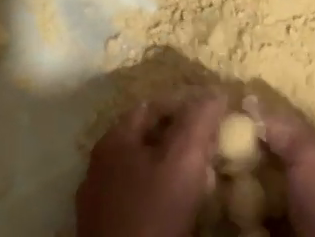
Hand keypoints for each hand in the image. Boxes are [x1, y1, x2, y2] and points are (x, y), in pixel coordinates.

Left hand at [76, 92, 226, 236]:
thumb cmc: (153, 210)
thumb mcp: (184, 157)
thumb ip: (199, 118)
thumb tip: (215, 92)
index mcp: (113, 141)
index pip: (153, 105)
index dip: (186, 105)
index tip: (213, 117)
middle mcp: (99, 166)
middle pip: (148, 138)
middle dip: (182, 139)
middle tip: (211, 149)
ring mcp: (99, 200)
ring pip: (143, 171)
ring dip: (173, 170)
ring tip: (202, 179)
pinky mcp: (106, 228)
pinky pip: (139, 199)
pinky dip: (161, 196)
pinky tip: (180, 207)